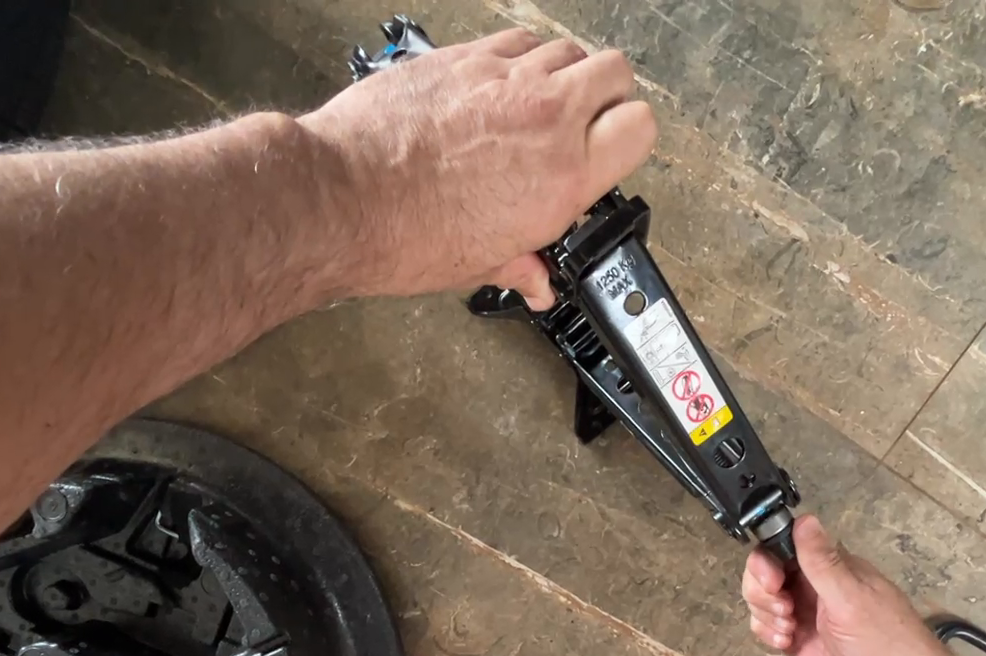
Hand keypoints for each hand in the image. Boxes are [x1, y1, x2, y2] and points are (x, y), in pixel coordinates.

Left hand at [298, 29, 655, 308]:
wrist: (345, 200)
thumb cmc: (407, 237)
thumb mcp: (481, 264)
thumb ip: (523, 266)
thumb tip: (538, 285)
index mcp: (562, 181)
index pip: (639, 128)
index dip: (629, 136)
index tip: (611, 151)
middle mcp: (545, 121)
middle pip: (614, 71)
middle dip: (605, 95)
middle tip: (582, 123)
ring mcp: (505, 80)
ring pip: (566, 50)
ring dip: (561, 77)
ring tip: (534, 110)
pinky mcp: (465, 57)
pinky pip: (515, 41)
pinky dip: (516, 63)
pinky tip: (496, 93)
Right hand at [742, 516, 976, 655]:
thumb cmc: (883, 640)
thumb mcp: (851, 597)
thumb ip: (822, 561)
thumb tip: (805, 517)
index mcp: (828, 567)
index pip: (781, 548)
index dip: (766, 562)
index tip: (773, 583)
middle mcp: (811, 585)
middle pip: (763, 574)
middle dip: (762, 592)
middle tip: (784, 611)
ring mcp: (802, 613)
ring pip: (761, 601)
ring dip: (765, 615)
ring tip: (788, 632)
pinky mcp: (796, 639)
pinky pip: (765, 627)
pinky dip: (767, 633)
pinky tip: (786, 644)